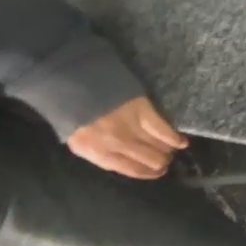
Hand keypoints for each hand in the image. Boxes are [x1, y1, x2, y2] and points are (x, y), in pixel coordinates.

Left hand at [66, 97, 188, 178]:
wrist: (64, 73)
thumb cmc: (67, 107)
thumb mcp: (77, 136)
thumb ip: (102, 150)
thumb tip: (129, 159)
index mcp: (95, 151)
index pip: (133, 170)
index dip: (149, 172)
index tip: (157, 170)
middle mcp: (115, 143)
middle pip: (151, 160)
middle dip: (161, 162)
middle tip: (165, 158)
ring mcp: (130, 127)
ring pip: (161, 148)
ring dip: (168, 150)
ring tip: (172, 148)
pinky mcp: (142, 111)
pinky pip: (164, 131)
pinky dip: (176, 139)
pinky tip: (181, 141)